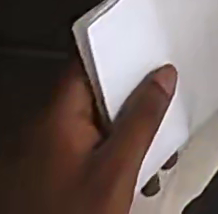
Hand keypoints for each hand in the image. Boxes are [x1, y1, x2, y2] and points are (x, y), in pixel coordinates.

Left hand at [0, 61, 175, 213]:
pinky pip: (95, 146)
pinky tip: (143, 171)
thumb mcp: (117, 171)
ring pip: (100, 120)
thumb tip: (163, 74)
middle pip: (98, 89)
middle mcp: (51, 127)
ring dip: (132, 126)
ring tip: (161, 147)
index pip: (87, 60)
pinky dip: (119, 150)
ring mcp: (53, 154)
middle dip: (135, 93)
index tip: (149, 39)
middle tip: (167, 93)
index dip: (118, 46)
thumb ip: (143, 118)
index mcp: (58, 115)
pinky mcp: (60, 177)